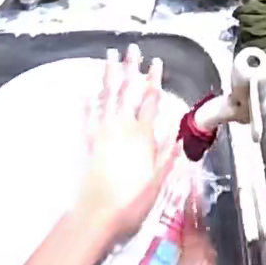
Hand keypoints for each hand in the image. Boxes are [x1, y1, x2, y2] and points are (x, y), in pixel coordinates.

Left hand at [75, 44, 179, 242]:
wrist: (96, 216)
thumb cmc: (131, 202)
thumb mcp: (158, 181)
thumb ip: (167, 155)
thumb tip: (178, 133)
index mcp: (143, 135)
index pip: (151, 100)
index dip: (154, 79)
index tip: (156, 62)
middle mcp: (123, 126)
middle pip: (129, 90)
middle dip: (132, 67)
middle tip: (132, 48)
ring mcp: (103, 131)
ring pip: (108, 95)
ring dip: (109, 74)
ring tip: (110, 56)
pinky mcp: (87, 140)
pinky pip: (88, 115)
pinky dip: (88, 101)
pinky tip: (87, 90)